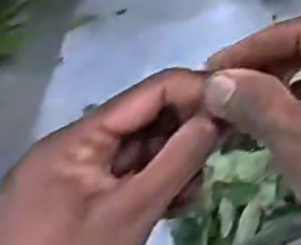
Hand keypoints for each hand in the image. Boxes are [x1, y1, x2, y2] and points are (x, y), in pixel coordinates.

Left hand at [0, 69, 218, 244]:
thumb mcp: (133, 211)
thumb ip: (183, 153)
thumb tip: (225, 109)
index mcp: (72, 140)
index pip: (154, 89)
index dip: (202, 91)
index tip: (239, 108)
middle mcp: (65, 149)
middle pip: (147, 118)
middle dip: (189, 131)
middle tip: (223, 149)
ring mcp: (62, 179)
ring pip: (138, 148)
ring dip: (175, 160)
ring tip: (193, 189)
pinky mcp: (64, 205)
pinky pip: (121, 175)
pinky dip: (152, 182)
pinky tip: (173, 202)